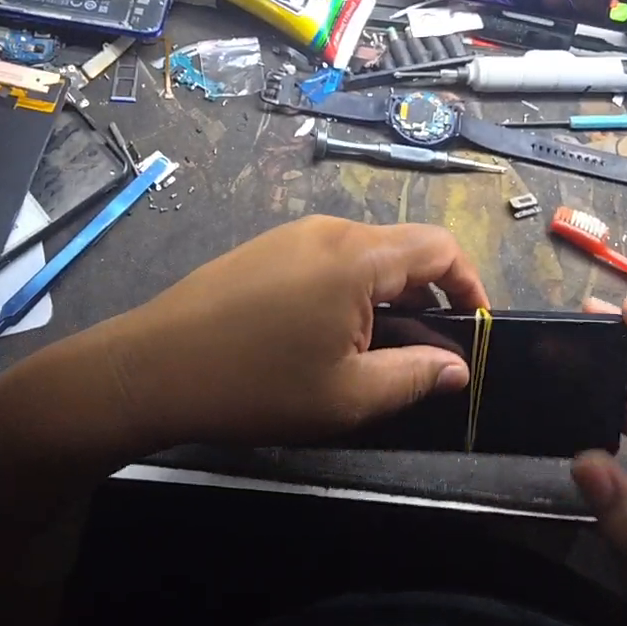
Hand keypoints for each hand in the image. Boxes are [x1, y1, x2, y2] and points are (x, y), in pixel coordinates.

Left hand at [95, 215, 488, 448]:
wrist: (151, 368)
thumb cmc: (256, 384)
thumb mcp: (347, 395)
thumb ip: (414, 376)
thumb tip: (457, 368)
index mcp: (357, 256)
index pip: (439, 247)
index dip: (470, 284)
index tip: (475, 329)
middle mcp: (327, 230)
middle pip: (401, 248)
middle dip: (427, 296)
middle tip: (424, 351)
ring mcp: (290, 235)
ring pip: (363, 255)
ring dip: (385, 296)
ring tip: (373, 350)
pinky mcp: (264, 249)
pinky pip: (326, 259)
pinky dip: (348, 290)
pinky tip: (325, 335)